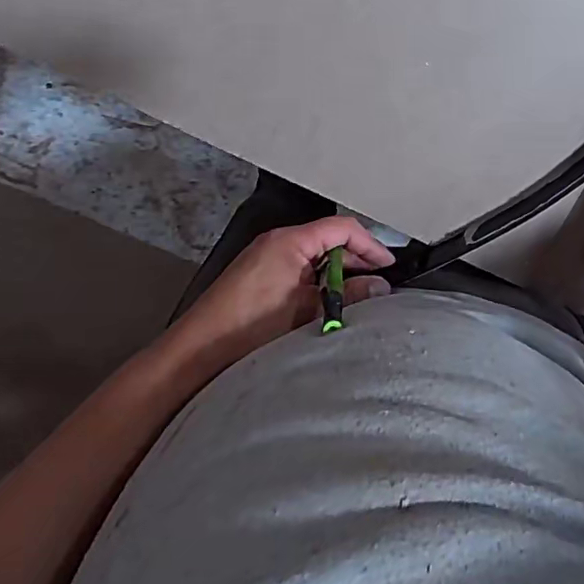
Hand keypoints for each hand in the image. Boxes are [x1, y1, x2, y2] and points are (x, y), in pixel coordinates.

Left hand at [171, 217, 394, 364]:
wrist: (197, 354)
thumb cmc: (246, 330)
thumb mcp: (307, 311)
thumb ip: (347, 295)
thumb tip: (377, 287)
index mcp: (289, 241)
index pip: (341, 228)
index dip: (369, 245)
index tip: (387, 265)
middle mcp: (276, 243)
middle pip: (328, 240)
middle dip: (355, 261)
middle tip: (377, 286)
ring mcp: (265, 259)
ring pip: (314, 258)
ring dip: (336, 276)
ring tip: (355, 300)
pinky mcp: (258, 278)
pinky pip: (298, 272)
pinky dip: (317, 284)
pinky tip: (325, 307)